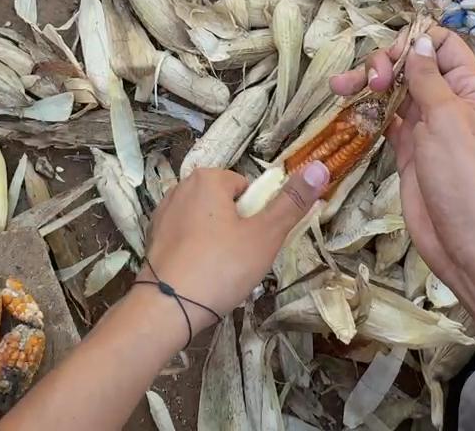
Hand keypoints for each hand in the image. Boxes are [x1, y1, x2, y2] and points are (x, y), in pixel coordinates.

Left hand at [137, 164, 326, 318]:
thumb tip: (320, 166)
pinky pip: (187, 238)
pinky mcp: (154, 237)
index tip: (255, 245)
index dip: (258, 218)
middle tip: (240, 261)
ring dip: (217, 241)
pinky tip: (199, 276)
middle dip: (237, 229)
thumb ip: (292, 202)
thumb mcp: (265, 236)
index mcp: (209, 178)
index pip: (248, 190)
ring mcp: (164, 211)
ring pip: (207, 222)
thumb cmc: (220, 267)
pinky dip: (196, 252)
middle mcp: (182, 186)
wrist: (166, 308)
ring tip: (220, 273)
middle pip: (226, 204)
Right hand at [332, 28, 474, 299]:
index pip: (444, 46)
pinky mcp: (409, 151)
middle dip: (385, 64)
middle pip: (412, 65)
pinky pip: (386, 120)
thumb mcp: (447, 120)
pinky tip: (348, 109)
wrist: (472, 248)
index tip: (391, 53)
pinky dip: (367, 112)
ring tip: (339, 88)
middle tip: (369, 81)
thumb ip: (428, 79)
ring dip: (368, 86)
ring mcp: (428, 128)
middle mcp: (449, 103)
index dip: (417, 41)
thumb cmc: (467, 179)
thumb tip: (420, 41)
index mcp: (469, 90)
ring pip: (395, 92)